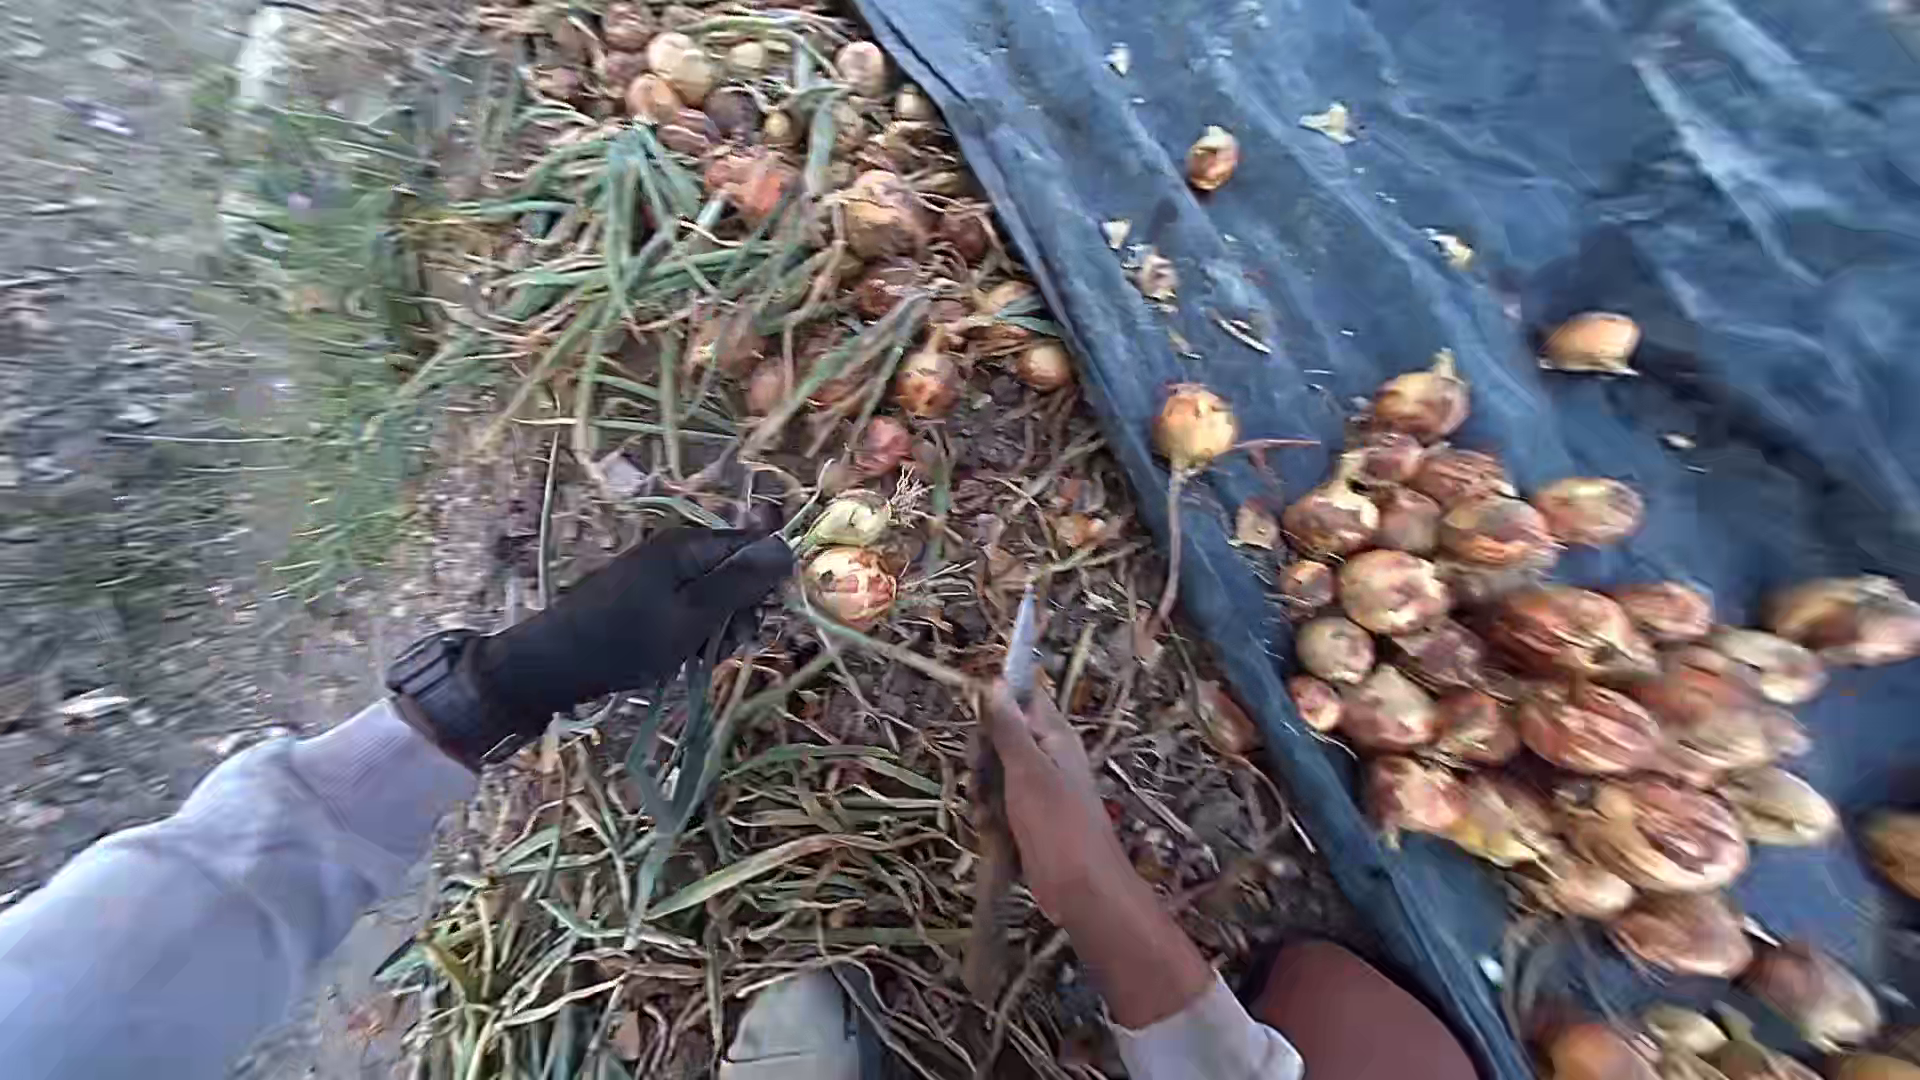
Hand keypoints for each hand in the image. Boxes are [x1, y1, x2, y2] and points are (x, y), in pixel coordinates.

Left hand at [473, 529, 792, 726]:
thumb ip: (741, 581)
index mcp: (688, 545)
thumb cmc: (626, 641)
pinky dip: (697, 628)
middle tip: (731, 645)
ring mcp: (660, 571)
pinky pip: (690, 603)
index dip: (767, 580)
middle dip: (742, 608)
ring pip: (715, 592)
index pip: (752, 547)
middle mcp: (676, 549)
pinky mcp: (647, 592)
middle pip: (735, 571)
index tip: (763, 618)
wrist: (548, 667)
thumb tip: (787, 547)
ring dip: (721, 624)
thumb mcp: (693, 615)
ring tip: (705, 655)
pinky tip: (688, 652)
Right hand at [983, 682, 1134, 921]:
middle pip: (1002, 737)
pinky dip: (990, 813)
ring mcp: (1038, 788)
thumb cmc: (1057, 824)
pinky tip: (989, 828)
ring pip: (995, 771)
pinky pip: (999, 801)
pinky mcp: (1028, 816)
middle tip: (979, 773)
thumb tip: (998, 682)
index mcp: (1054, 736)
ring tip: (986, 811)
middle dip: (983, 756)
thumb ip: (1009, 728)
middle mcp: (1047, 756)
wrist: (1082, 892)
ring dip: (983, 789)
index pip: (1024, 700)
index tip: (979, 723)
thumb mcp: (1027, 770)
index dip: (999, 704)